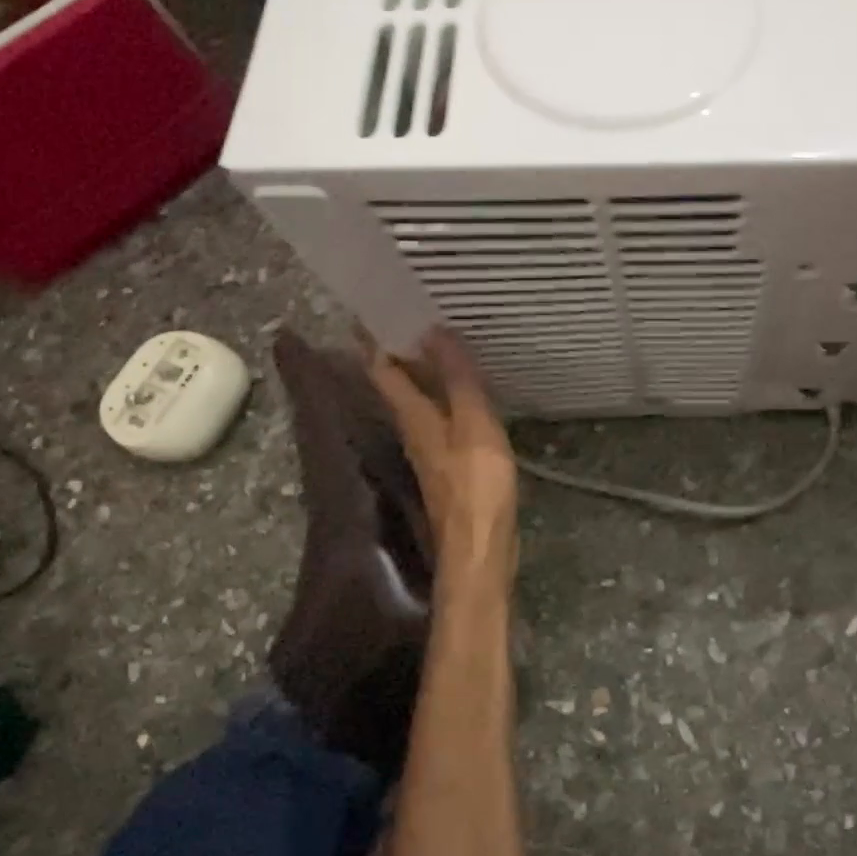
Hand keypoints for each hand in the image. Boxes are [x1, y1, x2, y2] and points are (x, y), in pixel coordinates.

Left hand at [362, 327, 519, 601]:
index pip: (382, 368)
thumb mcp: (473, 423)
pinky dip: (445, 396)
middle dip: (402, 350)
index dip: (376, 337)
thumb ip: (456, 379)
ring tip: (443, 343)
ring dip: (424, 373)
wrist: (480, 548)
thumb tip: (431, 331)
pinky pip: (440, 418)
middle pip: (397, 384)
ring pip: (418, 401)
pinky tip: (465, 392)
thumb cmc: (476, 485)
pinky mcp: (448, 467)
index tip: (378, 306)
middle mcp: (411, 429)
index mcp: (411, 415)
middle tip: (418, 315)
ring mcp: (429, 450)